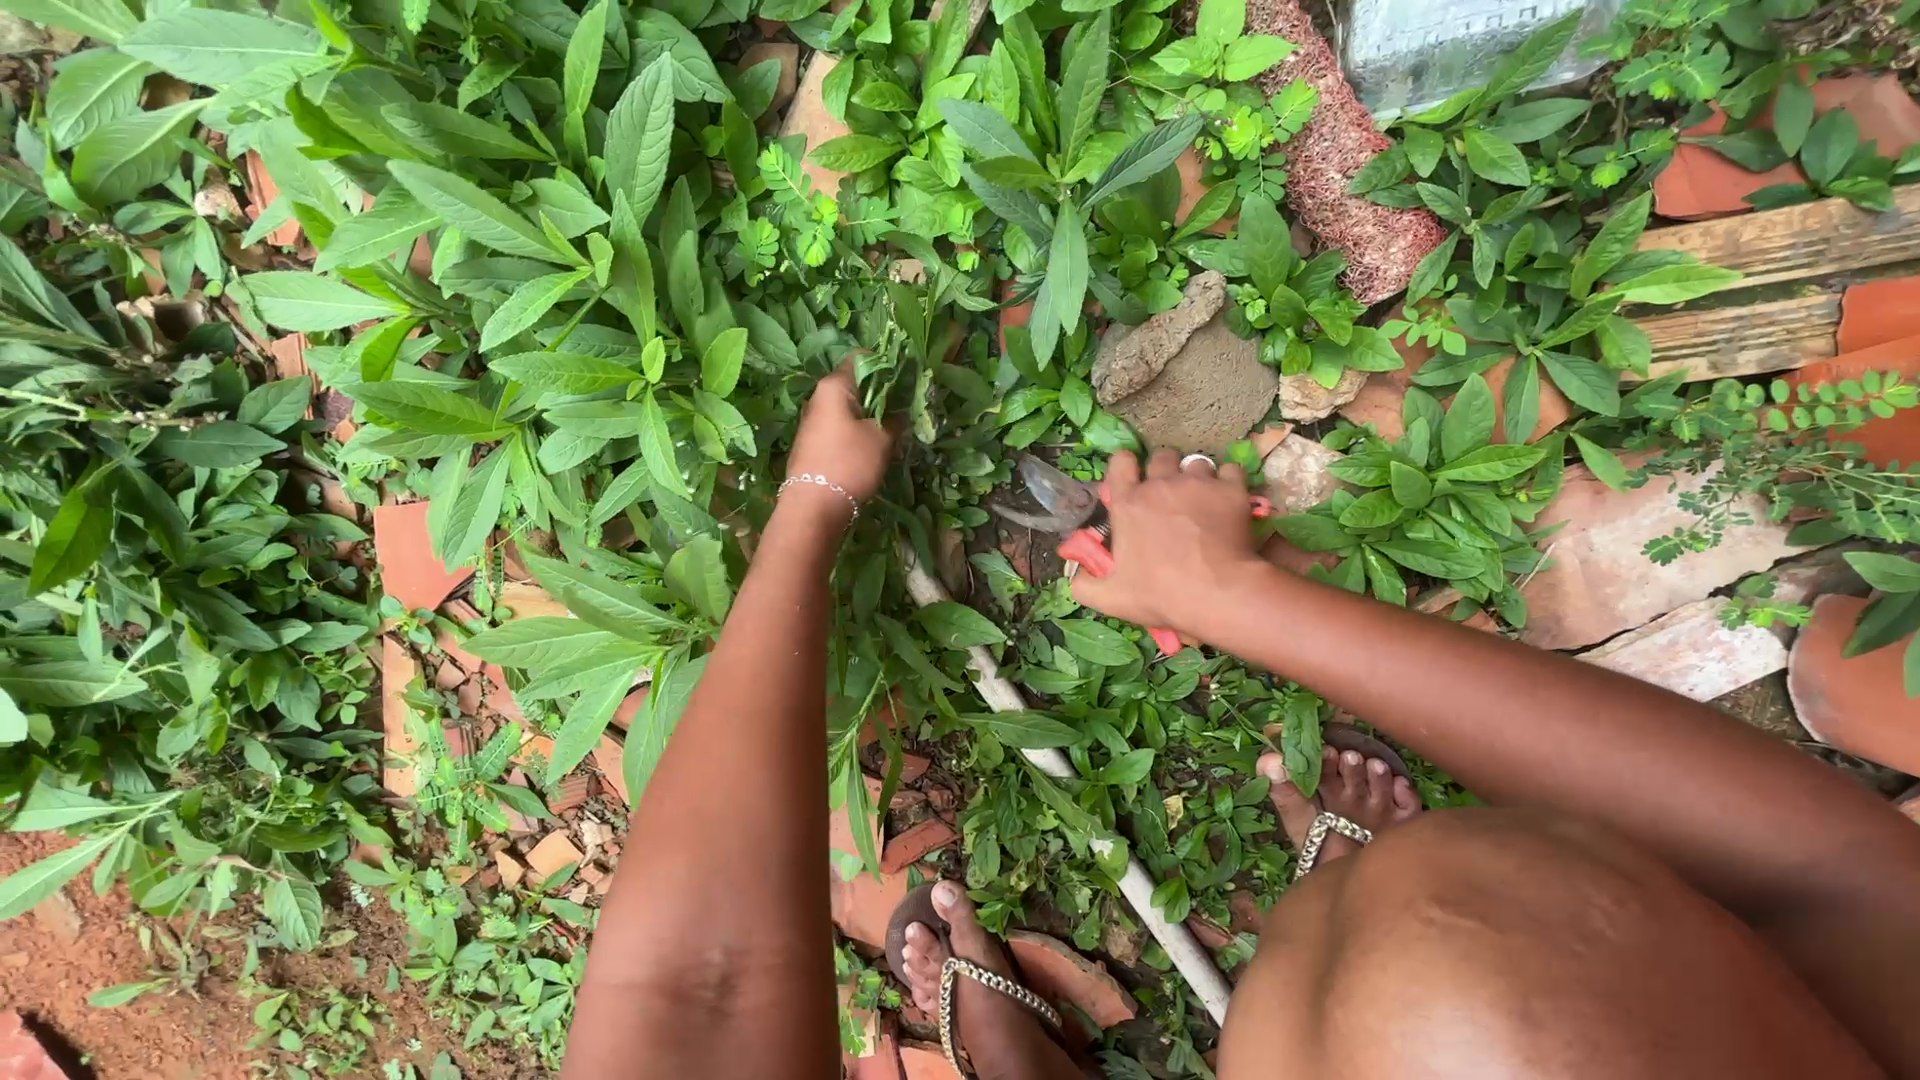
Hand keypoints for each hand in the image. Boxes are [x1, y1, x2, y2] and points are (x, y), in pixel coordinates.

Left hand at [783, 365, 893, 518]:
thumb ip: (895, 418)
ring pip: (850, 408)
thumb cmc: (849, 463)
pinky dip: (859, 431)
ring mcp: (814, 421)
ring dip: (872, 415)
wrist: (813, 507)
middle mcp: (819, 398)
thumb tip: (901, 410)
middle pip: (856, 384)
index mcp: (834, 386)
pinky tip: (875, 446)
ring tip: (895, 429)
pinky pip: (842, 427)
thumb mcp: (882, 439)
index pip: (861, 358)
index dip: (886, 363)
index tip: (907, 378)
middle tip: (907, 406)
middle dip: (882, 393)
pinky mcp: (814, 443)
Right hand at [1070, 450, 1267, 637]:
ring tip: (1203, 499)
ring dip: (1197, 477)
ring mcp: (1197, 484)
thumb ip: (1085, 585)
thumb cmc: (1160, 595)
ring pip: (1197, 463)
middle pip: (1162, 456)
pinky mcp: (1231, 490)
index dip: (1127, 466)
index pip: (1120, 462)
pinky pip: (1231, 471)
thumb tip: (1075, 575)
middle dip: (1165, 470)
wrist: (1216, 594)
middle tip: (1171, 494)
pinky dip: (1229, 483)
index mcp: (1128, 504)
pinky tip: (1229, 500)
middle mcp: (1160, 485)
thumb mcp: (1111, 598)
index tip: (1134, 479)